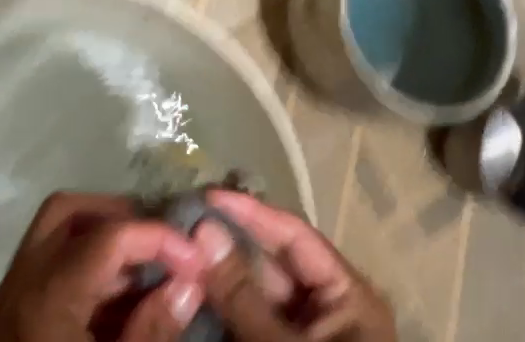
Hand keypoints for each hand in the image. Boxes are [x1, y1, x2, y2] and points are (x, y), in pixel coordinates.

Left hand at [0, 192, 206, 341]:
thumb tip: (186, 284)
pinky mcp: (4, 323)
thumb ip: (154, 331)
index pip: (105, 236)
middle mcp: (14, 290)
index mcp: (44, 304)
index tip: (196, 257)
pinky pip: (44, 269)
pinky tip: (122, 296)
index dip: (157, 236)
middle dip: (121, 217)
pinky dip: (84, 267)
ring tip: (150, 268)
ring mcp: (4, 305)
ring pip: (52, 237)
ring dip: (103, 239)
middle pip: (66, 215)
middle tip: (165, 244)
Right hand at [195, 191, 396, 341]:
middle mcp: (329, 309)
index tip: (205, 196)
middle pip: (273, 264)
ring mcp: (305, 337)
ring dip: (219, 279)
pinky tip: (188, 298)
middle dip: (227, 246)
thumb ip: (241, 292)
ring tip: (176, 254)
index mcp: (348, 296)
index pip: (295, 236)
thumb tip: (204, 227)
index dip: (251, 213)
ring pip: (256, 295)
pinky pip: (249, 324)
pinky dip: (222, 312)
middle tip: (179, 226)